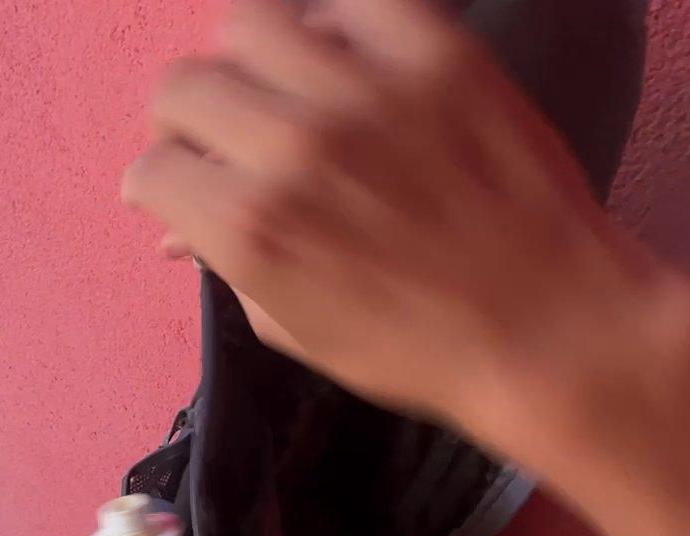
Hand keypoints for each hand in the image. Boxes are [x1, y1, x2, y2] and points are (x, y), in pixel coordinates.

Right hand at [123, 0, 689, 456]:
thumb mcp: (288, 326)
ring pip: (248, 22)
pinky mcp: (437, 53)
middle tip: (202, 143)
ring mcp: (366, 90)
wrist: (541, 326)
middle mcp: (292, 149)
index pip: (151, 172)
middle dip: (173, 122)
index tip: (166, 195)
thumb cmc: (403, 348)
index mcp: (249, 229)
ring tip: (261, 92)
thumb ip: (226, 266)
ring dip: (236, 61)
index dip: (149, 187)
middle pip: (179, 87)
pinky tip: (333, 61)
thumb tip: (179, 234)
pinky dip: (326, 23)